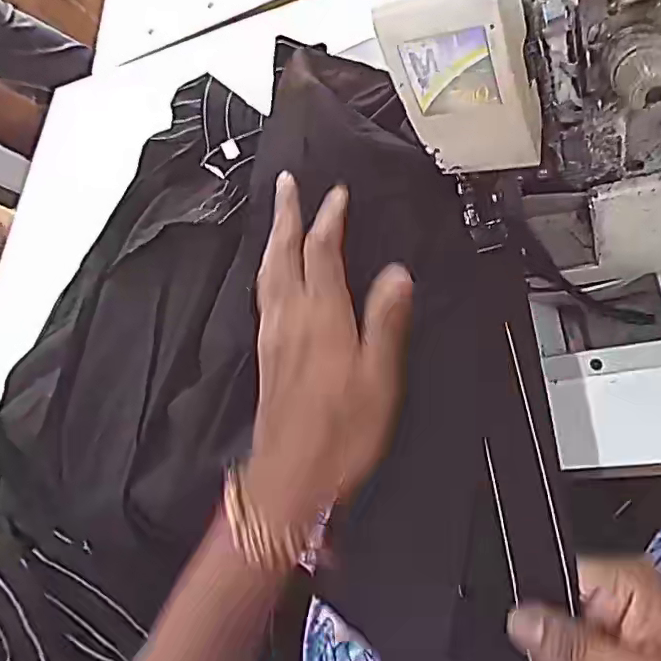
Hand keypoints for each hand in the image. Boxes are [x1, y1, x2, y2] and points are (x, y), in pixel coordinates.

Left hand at [247, 172, 412, 534]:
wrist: (291, 475)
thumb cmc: (339, 432)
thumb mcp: (379, 377)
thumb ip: (386, 321)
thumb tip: (397, 276)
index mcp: (322, 318)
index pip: (323, 253)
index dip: (330, 220)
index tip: (336, 195)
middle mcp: (291, 319)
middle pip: (284, 253)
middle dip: (287, 214)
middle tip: (286, 184)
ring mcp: (274, 335)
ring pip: (267, 271)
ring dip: (273, 237)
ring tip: (277, 217)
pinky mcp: (266, 353)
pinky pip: (263, 295)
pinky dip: (267, 269)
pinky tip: (270, 274)